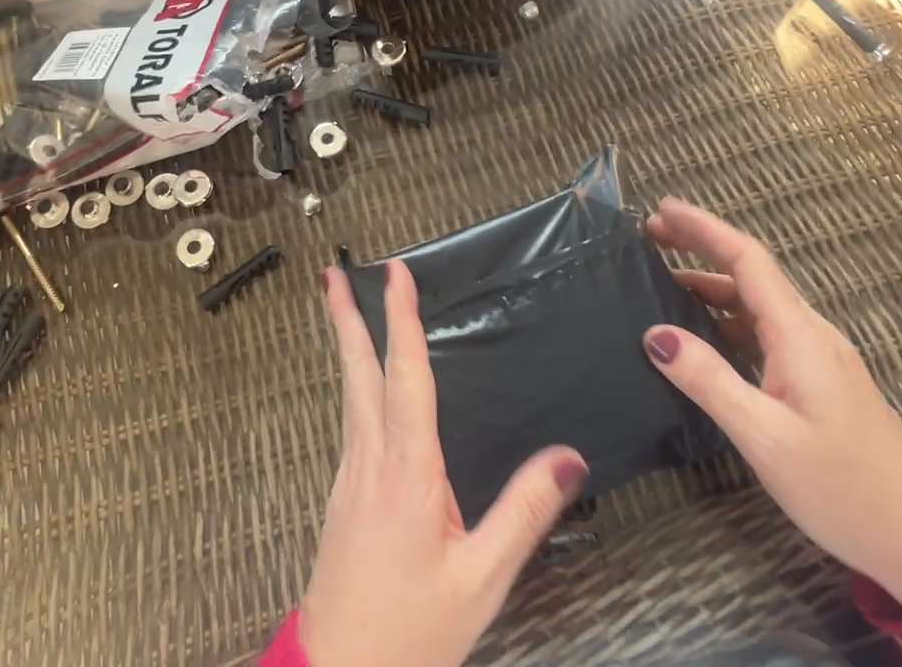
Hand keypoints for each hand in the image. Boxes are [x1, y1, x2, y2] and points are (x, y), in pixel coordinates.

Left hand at [299, 261, 588, 665]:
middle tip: (332, 272)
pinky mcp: (343, 496)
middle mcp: (370, 462)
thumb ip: (524, 513)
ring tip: (341, 308)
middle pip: (357, 373)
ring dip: (346, 344)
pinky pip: (350, 420)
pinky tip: (361, 385)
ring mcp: (349, 477)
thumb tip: (569, 456)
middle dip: (346, 317)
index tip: (395, 273)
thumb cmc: (409, 632)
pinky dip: (353, 382)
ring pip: (348, 393)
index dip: (402, 319)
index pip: (406, 376)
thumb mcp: (481, 579)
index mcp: (406, 471)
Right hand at [641, 198, 901, 618]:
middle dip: (701, 247)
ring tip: (662, 283)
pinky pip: (763, 332)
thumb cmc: (842, 487)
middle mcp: (810, 334)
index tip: (661, 210)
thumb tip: (655, 334)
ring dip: (710, 285)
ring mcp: (817, 357)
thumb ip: (708, 380)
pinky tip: (700, 334)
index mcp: (799, 336)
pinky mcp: (817, 380)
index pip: (748, 261)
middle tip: (650, 237)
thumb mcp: (765, 437)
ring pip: (756, 304)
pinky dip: (725, 319)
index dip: (704, 229)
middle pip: (751, 273)